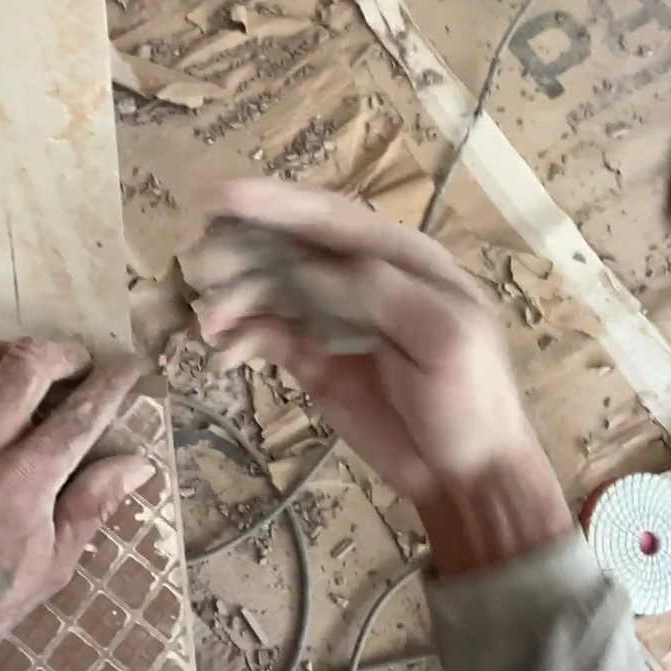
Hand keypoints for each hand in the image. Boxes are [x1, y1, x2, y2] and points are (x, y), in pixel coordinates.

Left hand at [0, 338, 154, 670]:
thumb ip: (92, 506)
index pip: (84, 411)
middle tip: (77, 365)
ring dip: (8, 353)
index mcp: (25, 480)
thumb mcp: (48, 569)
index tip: (130, 366)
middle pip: (28, 363)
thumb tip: (138, 465)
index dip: (115, 380)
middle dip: (65, 352)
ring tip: (22, 370)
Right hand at [186, 179, 569, 578]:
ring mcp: (330, 318)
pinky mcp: (310, 357)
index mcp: (398, 259)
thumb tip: (305, 269)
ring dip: (235, 300)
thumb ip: (379, 292)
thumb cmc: (468, 397)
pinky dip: (241, 339)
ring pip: (270, 292)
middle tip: (202, 269)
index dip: (279, 204)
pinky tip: (223, 354)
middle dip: (244, 254)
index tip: (227, 197)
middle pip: (289, 250)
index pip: (331, 219)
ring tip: (209, 323)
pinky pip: (266, 335)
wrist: (462, 473)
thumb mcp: (443, 335)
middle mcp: (356, 279)